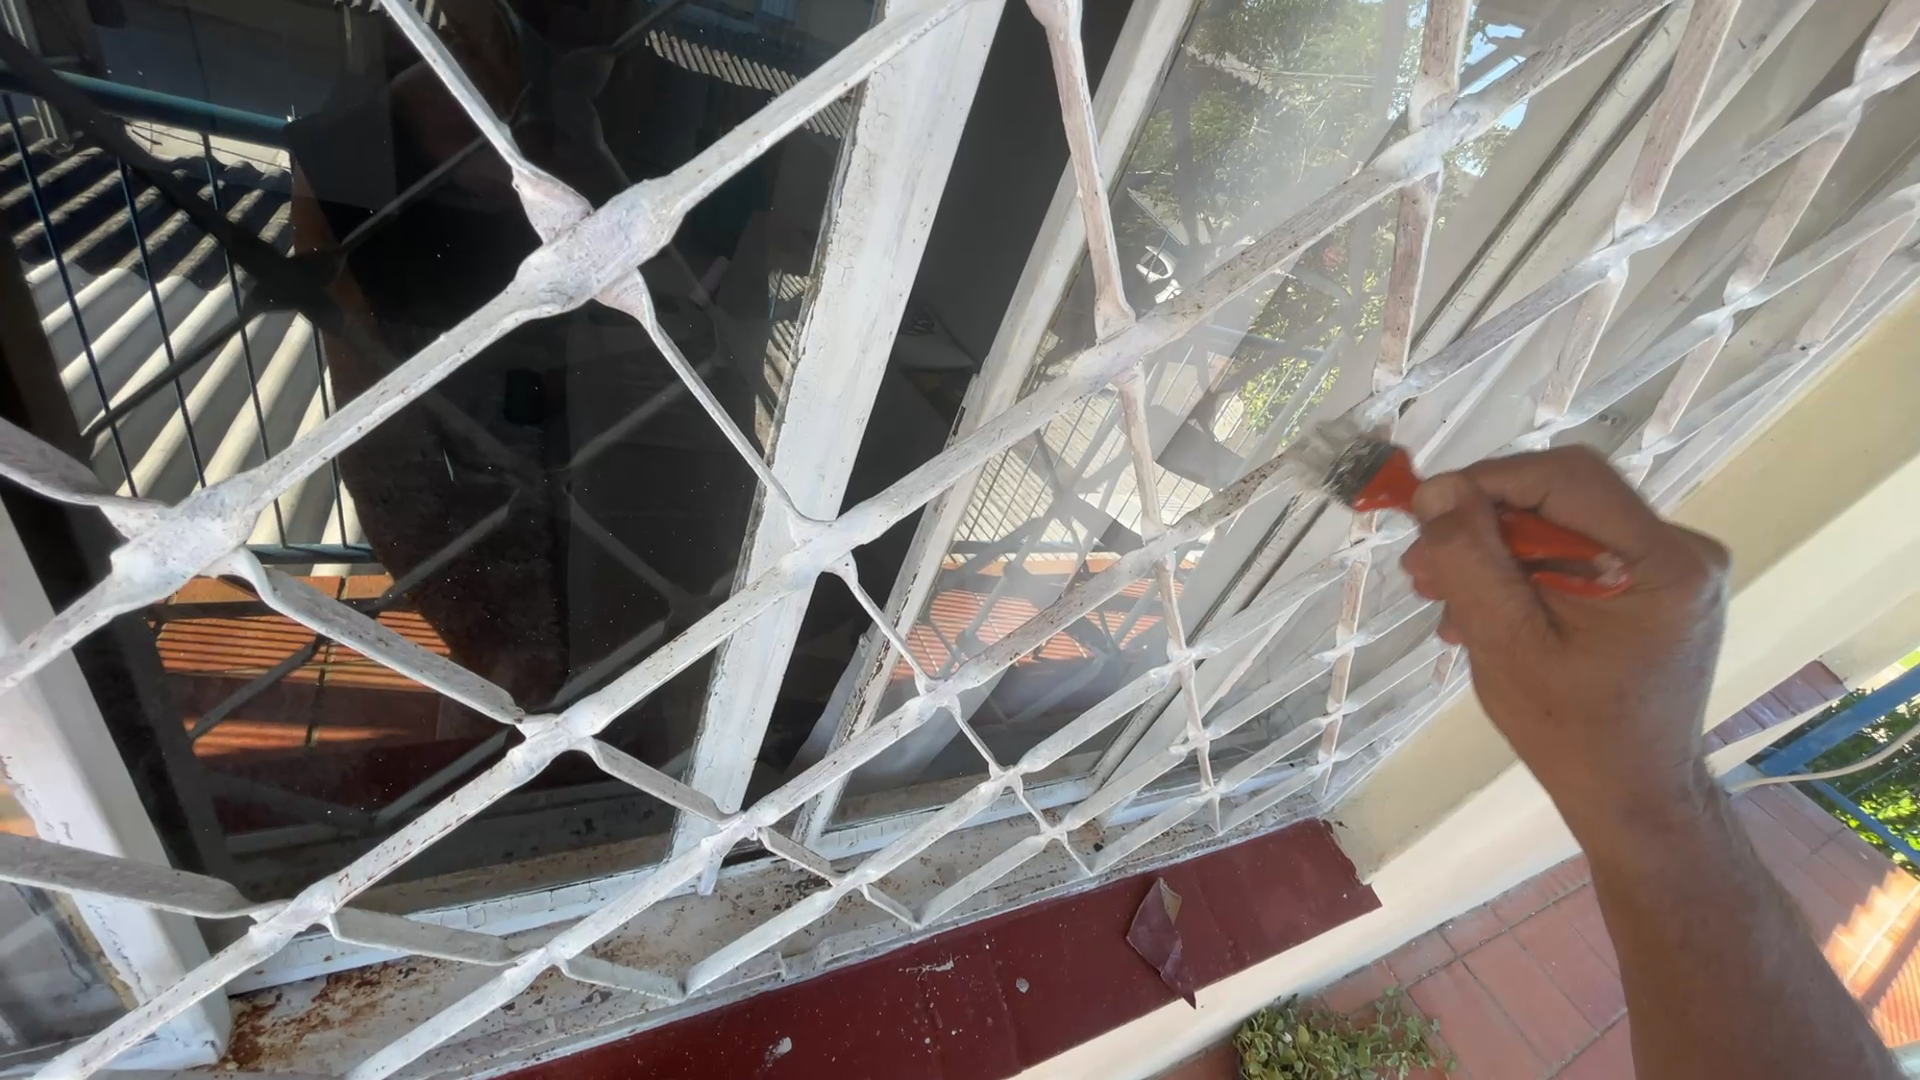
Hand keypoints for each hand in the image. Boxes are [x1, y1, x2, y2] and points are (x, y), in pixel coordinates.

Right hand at [1398, 447, 1729, 847]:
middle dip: (1477, 523)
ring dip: (1486, 551)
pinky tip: (1479, 611)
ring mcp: (1666, 566)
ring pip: (1552, 522)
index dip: (1483, 480)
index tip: (1421, 511)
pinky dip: (1511, 571)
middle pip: (1556, 496)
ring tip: (1440, 595)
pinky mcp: (1645, 584)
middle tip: (1422, 569)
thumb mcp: (1503, 640)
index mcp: (1661, 561)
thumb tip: (1436, 491)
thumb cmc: (1566, 725)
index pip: (1563, 476)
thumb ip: (1470, 559)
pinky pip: (1564, 552)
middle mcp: (1678, 549)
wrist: (1627, 788)